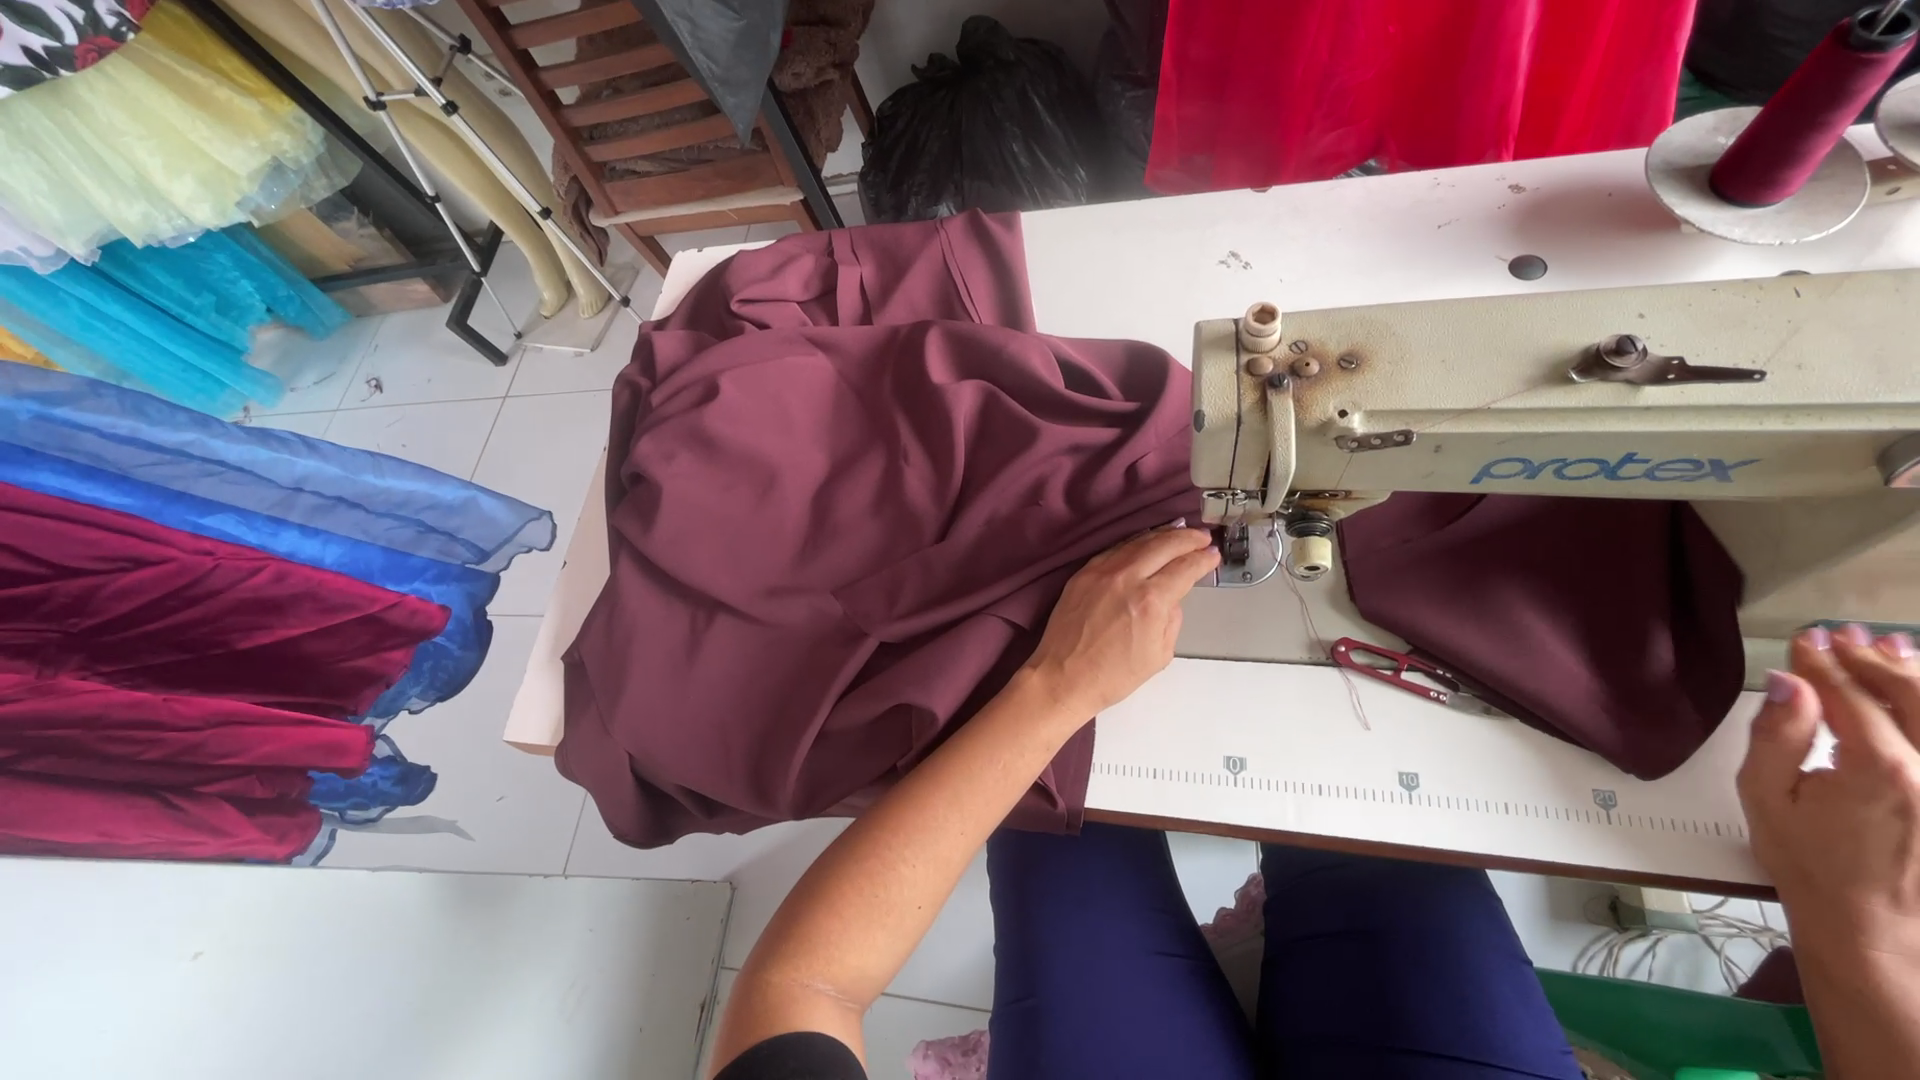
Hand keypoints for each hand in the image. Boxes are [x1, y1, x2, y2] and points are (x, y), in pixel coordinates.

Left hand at [1020, 524, 1219, 718]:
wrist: (1063, 678)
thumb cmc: (1112, 676)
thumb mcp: (1159, 655)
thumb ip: (1172, 620)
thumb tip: (1173, 598)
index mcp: (1150, 601)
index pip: (1184, 568)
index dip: (1203, 559)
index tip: (1213, 555)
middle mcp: (1126, 579)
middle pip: (1164, 545)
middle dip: (1188, 538)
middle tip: (1202, 537)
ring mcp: (1101, 572)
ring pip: (1138, 542)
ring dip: (1162, 535)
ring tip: (1179, 534)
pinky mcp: (1082, 574)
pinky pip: (1115, 550)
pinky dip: (1135, 543)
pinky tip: (1145, 544)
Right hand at [1737, 625, 1919, 961]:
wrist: (1877, 927)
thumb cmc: (1807, 860)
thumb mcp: (1766, 796)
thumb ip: (1778, 734)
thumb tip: (1786, 682)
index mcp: (1879, 769)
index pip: (1848, 696)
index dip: (1823, 663)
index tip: (1804, 638)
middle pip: (1913, 695)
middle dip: (1873, 660)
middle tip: (1841, 635)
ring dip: (1914, 674)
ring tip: (1886, 646)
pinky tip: (1918, 687)